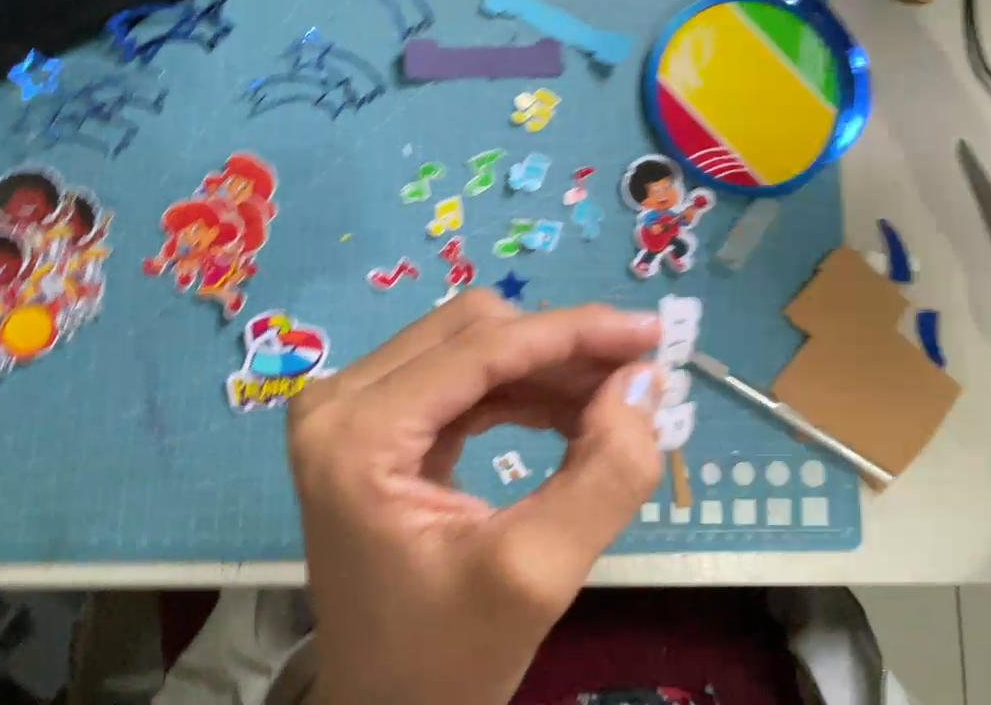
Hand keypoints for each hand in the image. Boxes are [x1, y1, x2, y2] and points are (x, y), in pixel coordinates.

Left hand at [287, 293, 663, 704]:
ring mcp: (351, 406)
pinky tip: (572, 413)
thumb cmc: (444, 659)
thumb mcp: (534, 576)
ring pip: (470, 346)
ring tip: (616, 399)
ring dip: (547, 366)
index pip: (480, 350)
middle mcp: (340, 398)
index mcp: (356, 433)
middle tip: (637, 374)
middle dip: (561, 347)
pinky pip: (460, 377)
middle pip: (471, 332)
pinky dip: (523, 388)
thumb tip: (642, 383)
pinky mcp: (373, 420)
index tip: (650, 332)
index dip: (572, 332)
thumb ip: (601, 475)